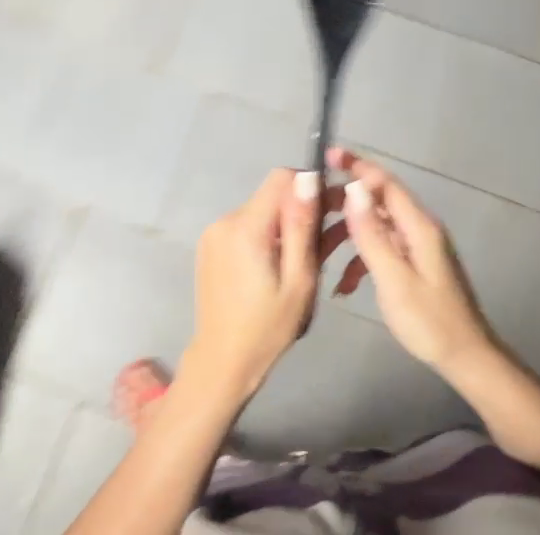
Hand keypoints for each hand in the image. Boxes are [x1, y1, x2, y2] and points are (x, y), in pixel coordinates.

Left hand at [183, 167, 322, 401]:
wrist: (222, 362)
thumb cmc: (267, 328)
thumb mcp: (298, 280)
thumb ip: (303, 226)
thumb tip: (309, 178)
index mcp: (246, 227)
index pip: (281, 177)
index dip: (310, 187)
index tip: (330, 212)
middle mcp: (224, 221)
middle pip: (271, 195)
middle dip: (300, 211)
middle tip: (324, 245)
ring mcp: (213, 233)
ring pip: (260, 211)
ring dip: (283, 226)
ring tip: (300, 263)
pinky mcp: (210, 246)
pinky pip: (245, 226)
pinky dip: (265, 237)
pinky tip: (275, 268)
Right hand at [325, 148, 493, 372]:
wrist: (465, 357)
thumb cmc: (429, 321)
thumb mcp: (393, 279)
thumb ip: (372, 234)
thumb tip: (353, 188)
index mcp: (418, 226)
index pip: (384, 182)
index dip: (356, 166)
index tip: (327, 155)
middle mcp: (420, 228)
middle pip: (378, 200)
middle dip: (344, 202)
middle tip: (310, 209)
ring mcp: (418, 246)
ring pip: (376, 226)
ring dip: (348, 235)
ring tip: (319, 250)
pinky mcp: (416, 264)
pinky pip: (383, 249)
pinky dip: (361, 260)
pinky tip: (345, 286)